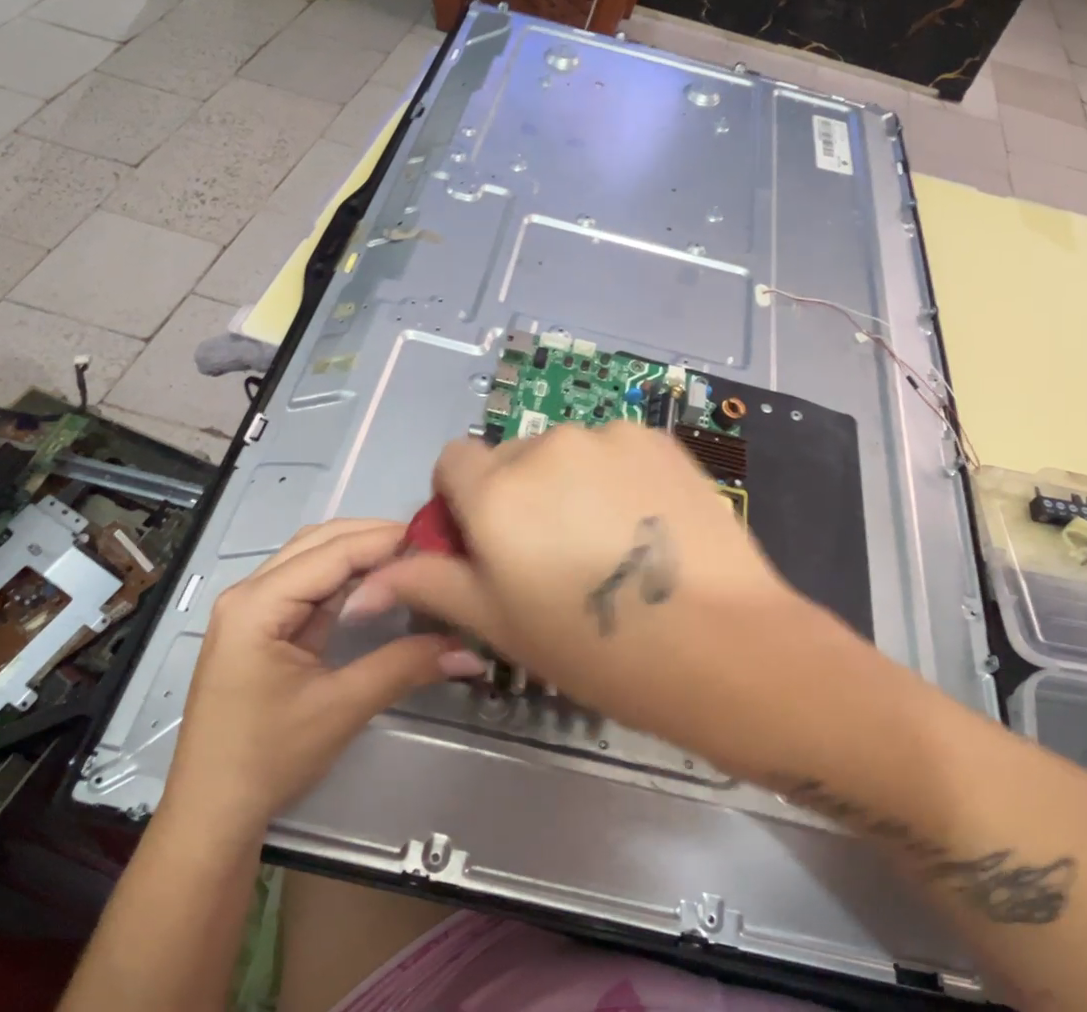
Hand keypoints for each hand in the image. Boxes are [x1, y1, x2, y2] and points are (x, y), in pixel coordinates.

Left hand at [161, 520, 485, 827]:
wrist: (213, 812)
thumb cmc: (268, 758)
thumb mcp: (343, 707)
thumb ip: (406, 666)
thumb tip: (470, 650)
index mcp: (257, 604)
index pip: (333, 551)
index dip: (387, 539)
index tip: (440, 538)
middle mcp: (249, 594)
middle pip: (319, 544)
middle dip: (375, 539)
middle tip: (432, 547)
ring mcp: (251, 612)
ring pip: (313, 563)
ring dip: (361, 557)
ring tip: (414, 562)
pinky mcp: (261, 631)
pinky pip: (308, 590)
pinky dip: (346, 584)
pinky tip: (381, 589)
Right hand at [345, 423, 821, 757]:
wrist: (719, 644)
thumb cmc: (596, 649)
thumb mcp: (500, 625)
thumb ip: (432, 585)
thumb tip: (367, 583)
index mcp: (496, 492)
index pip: (452, 461)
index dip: (462, 501)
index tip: (489, 546)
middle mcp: (546, 448)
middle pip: (511, 458)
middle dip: (517, 495)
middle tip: (554, 557)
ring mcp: (609, 438)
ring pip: (566, 453)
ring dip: (569, 485)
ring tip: (609, 546)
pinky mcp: (660, 441)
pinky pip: (616, 451)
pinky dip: (616, 479)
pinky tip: (645, 529)